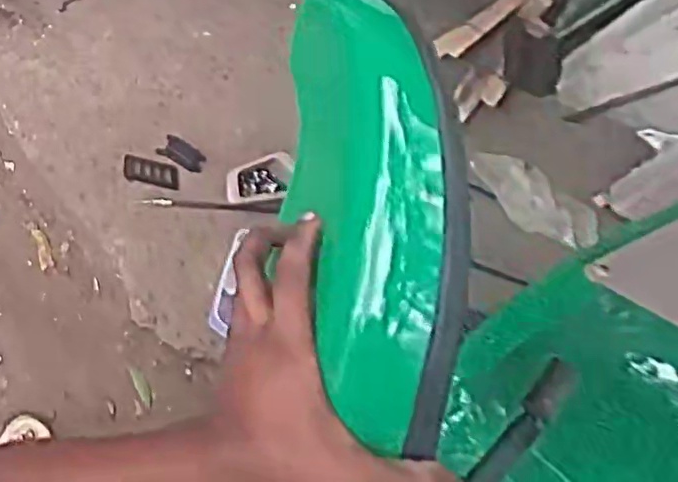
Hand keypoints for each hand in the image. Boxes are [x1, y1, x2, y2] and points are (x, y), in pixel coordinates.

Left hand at [198, 217, 454, 481]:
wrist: (227, 458)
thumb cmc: (285, 454)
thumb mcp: (353, 469)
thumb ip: (407, 473)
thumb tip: (450, 472)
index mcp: (286, 341)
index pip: (290, 277)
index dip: (300, 245)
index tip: (313, 221)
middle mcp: (256, 328)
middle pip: (247, 263)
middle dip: (263, 237)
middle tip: (288, 228)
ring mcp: (239, 337)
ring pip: (237, 281)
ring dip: (251, 261)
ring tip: (276, 255)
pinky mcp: (231, 351)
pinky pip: (237, 307)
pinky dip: (249, 291)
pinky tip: (267, 305)